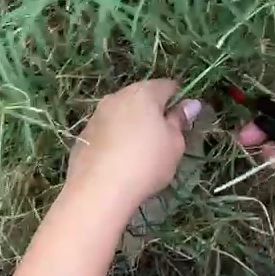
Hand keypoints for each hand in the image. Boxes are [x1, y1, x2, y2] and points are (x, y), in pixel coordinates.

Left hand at [64, 79, 201, 213]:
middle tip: (163, 138)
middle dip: (154, 112)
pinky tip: (119, 160)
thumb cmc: (146, 163)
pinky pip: (107, 129)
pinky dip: (115, 138)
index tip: (182, 122)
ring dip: (133, 124)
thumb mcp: (174, 144)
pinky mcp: (84, 133)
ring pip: (122, 112)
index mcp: (143, 93)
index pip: (167, 86)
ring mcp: (97, 114)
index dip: (178, 101)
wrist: (99, 189)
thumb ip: (180, 121)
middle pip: (142, 97)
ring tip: (139, 152)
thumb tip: (190, 104)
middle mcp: (117, 96)